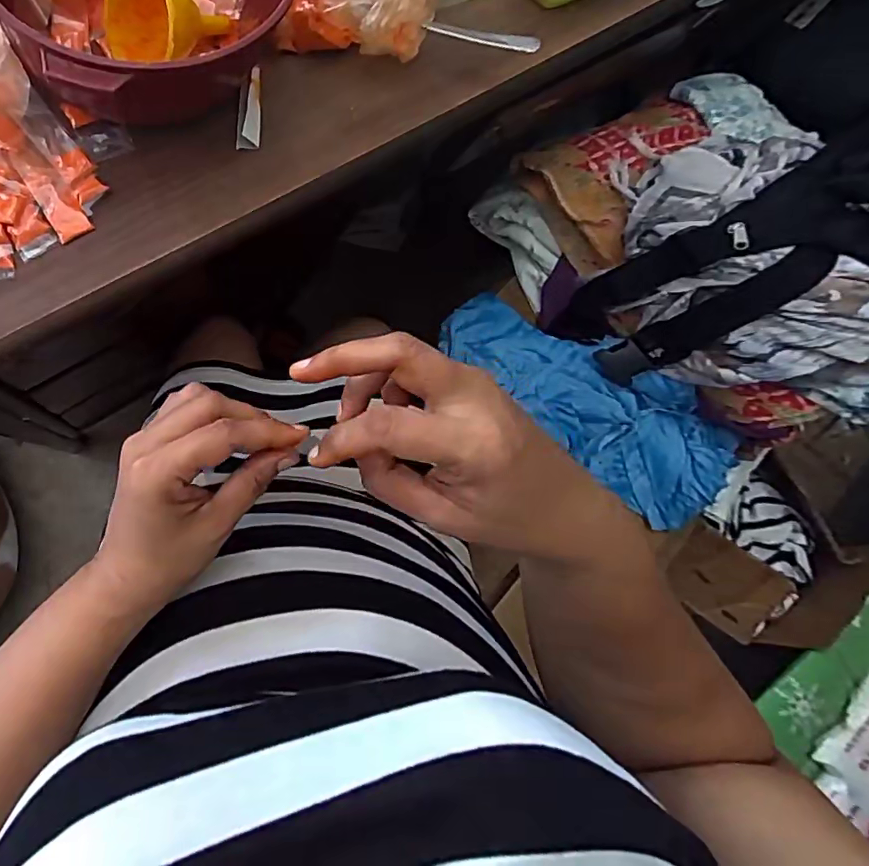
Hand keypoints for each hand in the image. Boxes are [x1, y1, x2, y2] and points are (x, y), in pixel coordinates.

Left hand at [90, 383, 307, 611]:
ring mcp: (139, 438)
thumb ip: (250, 482)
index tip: (295, 436)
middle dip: (249, 415)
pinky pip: (179, 408)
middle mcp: (143, 444)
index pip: (220, 432)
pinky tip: (229, 433)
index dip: (264, 430)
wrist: (125, 576)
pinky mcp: (143, 439)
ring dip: (229, 409)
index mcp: (157, 469)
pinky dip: (210, 412)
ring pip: (192, 398)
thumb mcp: (215, 526)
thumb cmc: (164, 562)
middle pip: (206, 403)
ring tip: (258, 434)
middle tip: (280, 437)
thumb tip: (283, 453)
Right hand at [289, 333, 629, 564]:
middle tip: (299, 372)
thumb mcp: (439, 515)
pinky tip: (384, 413)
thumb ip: (385, 477)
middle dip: (342, 356)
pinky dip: (383, 382)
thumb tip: (350, 447)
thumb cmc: (508, 519)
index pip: (386, 424)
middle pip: (398, 350)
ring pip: (399, 353)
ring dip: (363, 378)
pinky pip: (412, 365)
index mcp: (470, 440)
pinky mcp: (468, 377)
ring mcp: (473, 379)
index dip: (343, 440)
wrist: (570, 507)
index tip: (319, 457)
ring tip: (353, 419)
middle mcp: (473, 395)